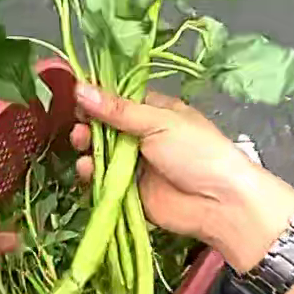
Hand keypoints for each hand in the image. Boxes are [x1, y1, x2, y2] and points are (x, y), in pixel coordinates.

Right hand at [72, 84, 293, 267]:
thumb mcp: (158, 122)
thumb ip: (116, 110)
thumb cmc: (197, 152)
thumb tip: (80, 89)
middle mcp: (140, 135)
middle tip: (79, 127)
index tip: (73, 97)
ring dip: (86, 147)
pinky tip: (86, 170)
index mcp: (152, 111)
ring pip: (98, 152)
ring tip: (81, 144)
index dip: (94, 98)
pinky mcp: (126, 190)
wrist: (220, 204)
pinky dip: (89, 174)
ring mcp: (132, 163)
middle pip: (102, 126)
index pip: (115, 100)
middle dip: (87, 125)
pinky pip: (100, 179)